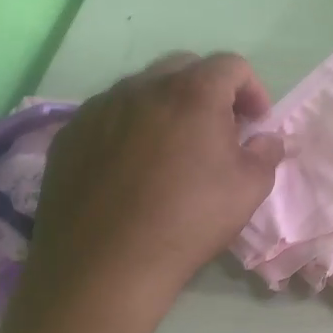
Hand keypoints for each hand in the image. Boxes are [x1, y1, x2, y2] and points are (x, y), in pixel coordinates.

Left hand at [20, 52, 283, 319]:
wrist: (104, 266)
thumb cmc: (190, 220)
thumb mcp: (252, 187)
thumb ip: (265, 151)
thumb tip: (262, 139)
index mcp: (192, 94)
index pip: (231, 65)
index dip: (252, 89)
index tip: (255, 123)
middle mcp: (141, 90)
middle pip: (184, 66)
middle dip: (209, 90)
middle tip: (219, 129)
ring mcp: (97, 111)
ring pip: (143, 89)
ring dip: (168, 106)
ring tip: (175, 148)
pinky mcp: (67, 137)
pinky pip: (109, 115)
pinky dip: (131, 126)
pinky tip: (136, 166)